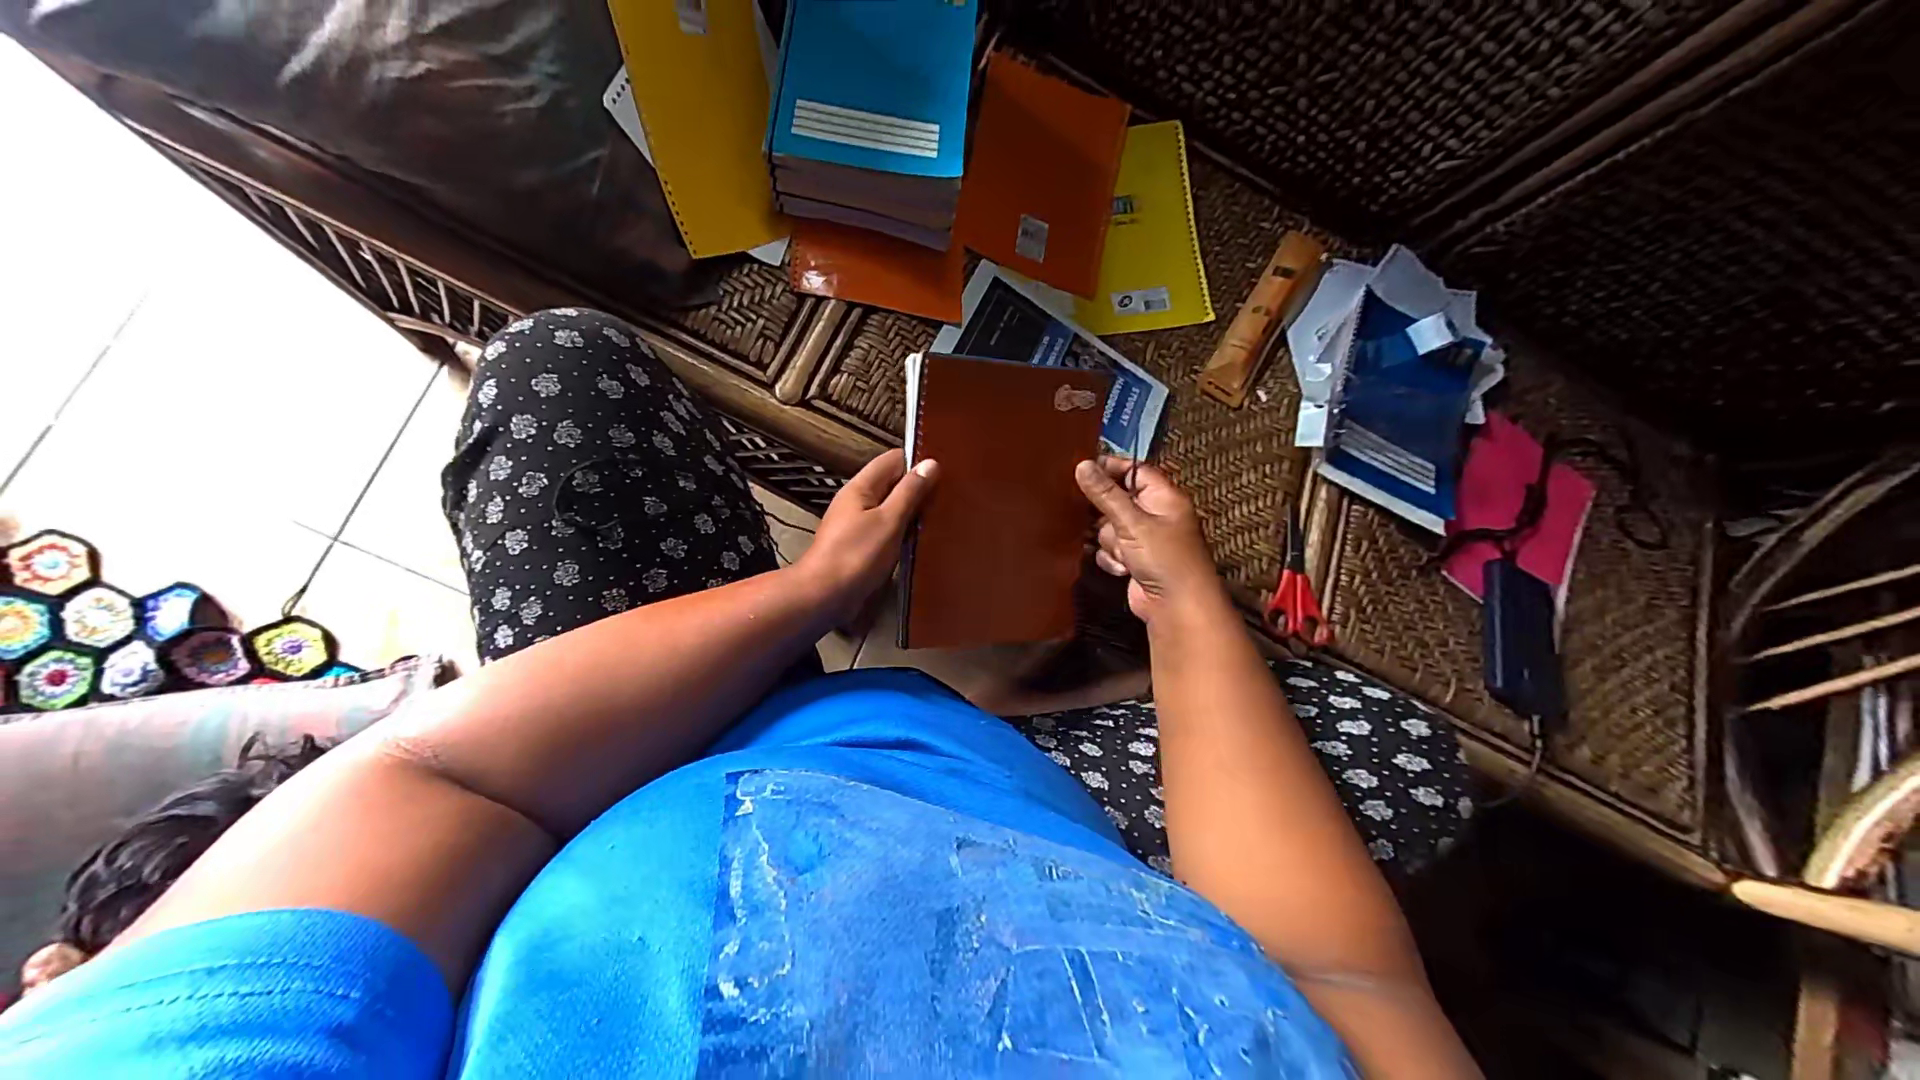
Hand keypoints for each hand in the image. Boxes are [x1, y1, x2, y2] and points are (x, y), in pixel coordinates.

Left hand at [795, 449, 936, 623]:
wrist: (824, 596)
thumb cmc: (856, 556)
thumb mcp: (889, 520)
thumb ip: (910, 492)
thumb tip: (930, 463)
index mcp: (861, 487)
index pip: (893, 459)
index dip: (917, 462)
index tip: (943, 474)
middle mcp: (857, 501)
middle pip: (892, 483)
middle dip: (917, 488)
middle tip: (945, 498)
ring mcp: (857, 523)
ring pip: (890, 507)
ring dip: (911, 511)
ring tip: (937, 518)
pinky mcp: (860, 545)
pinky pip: (886, 528)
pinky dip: (902, 530)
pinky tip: (918, 539)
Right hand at [1075, 457, 1226, 625]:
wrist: (1177, 606)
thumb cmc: (1163, 557)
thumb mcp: (1132, 522)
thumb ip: (1105, 494)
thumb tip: (1082, 465)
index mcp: (1164, 497)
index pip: (1134, 470)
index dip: (1110, 468)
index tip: (1082, 469)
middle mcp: (1155, 515)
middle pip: (1117, 500)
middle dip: (1106, 515)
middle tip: (1099, 519)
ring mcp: (1145, 539)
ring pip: (1110, 527)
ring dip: (1110, 541)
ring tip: (1122, 552)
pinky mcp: (1135, 560)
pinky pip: (1111, 549)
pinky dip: (1113, 558)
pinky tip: (1122, 568)